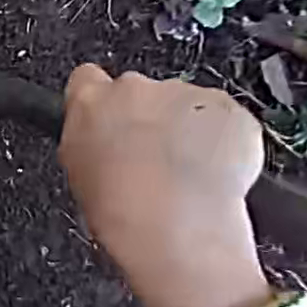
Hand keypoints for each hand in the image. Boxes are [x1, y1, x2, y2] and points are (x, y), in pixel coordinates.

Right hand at [58, 66, 271, 306]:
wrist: (174, 227)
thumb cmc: (118, 210)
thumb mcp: (78, 173)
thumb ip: (87, 139)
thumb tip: (99, 138)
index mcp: (89, 103)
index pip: (85, 79)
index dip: (96, 100)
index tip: (105, 120)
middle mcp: (135, 88)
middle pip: (137, 91)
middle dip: (144, 116)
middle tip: (146, 157)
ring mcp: (185, 94)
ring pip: (183, 104)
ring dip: (183, 128)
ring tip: (181, 174)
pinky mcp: (228, 108)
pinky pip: (222, 118)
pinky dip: (219, 140)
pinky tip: (209, 174)